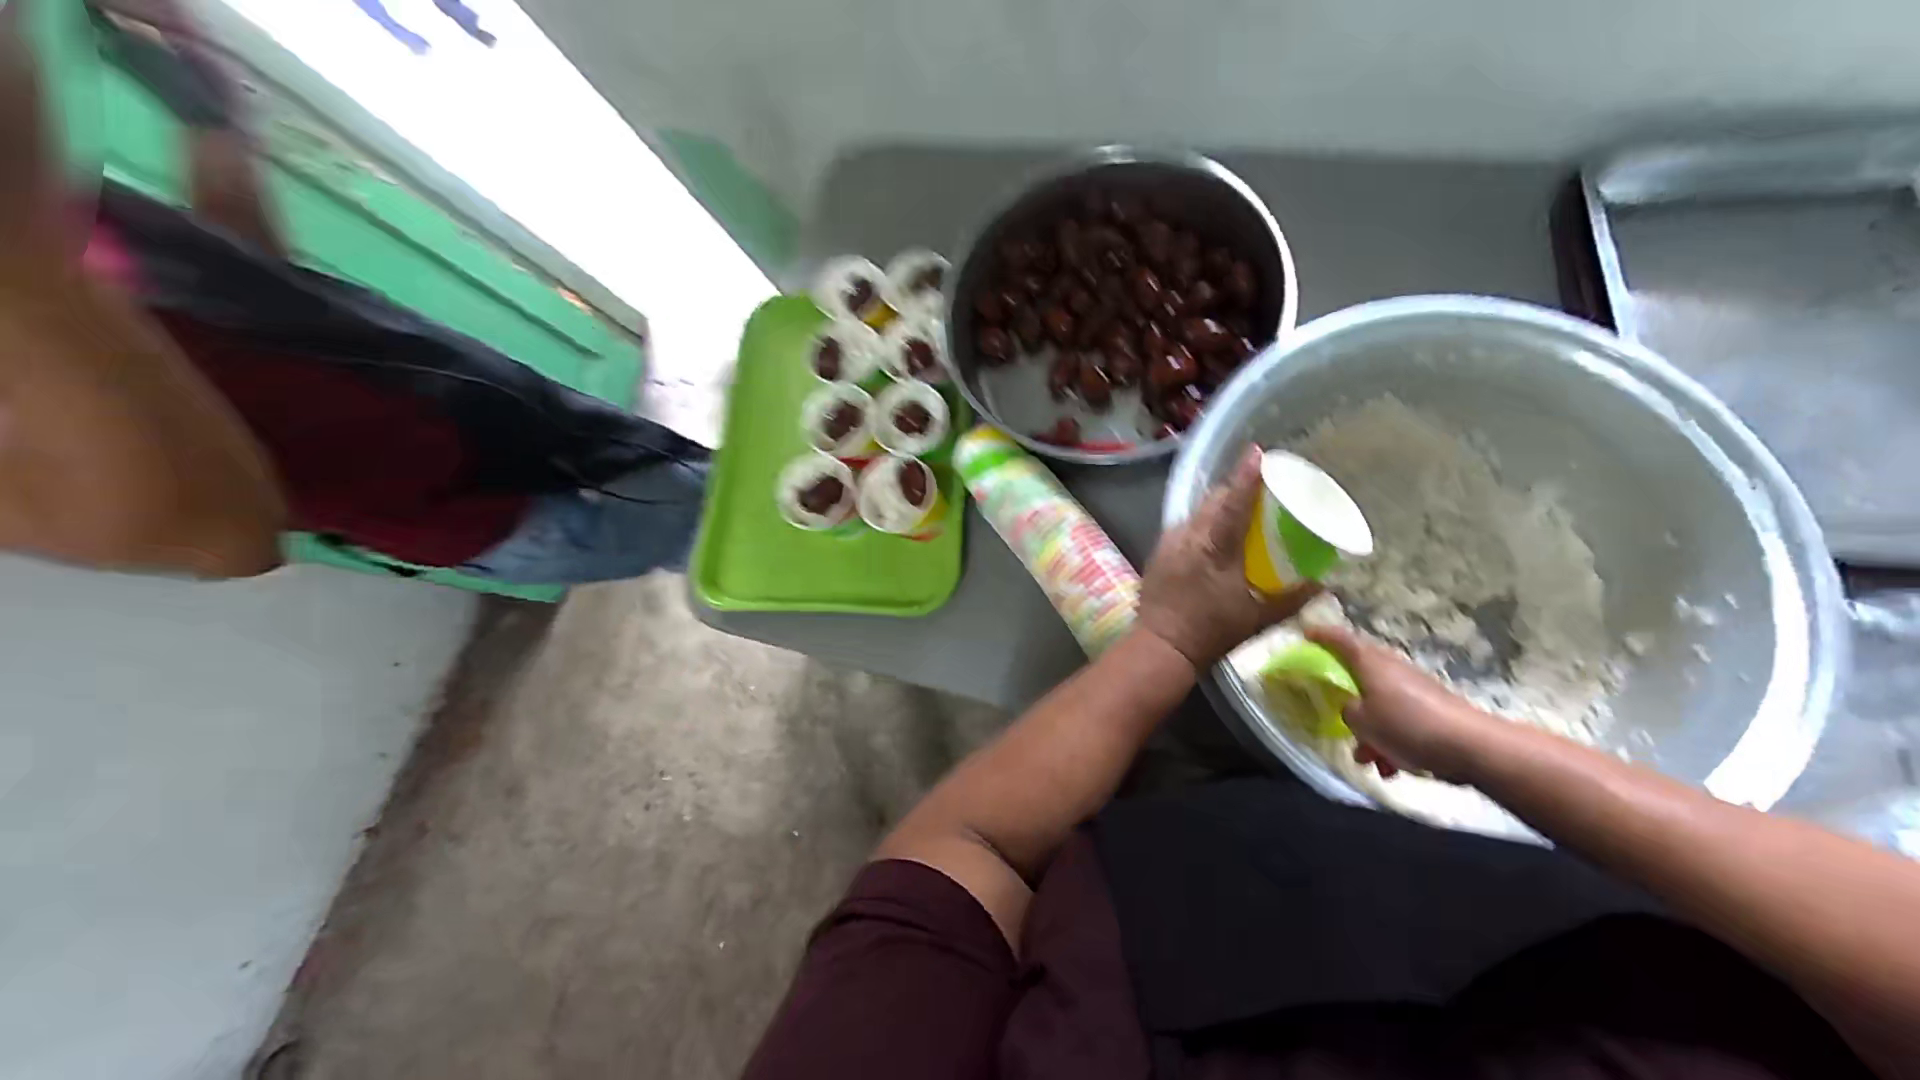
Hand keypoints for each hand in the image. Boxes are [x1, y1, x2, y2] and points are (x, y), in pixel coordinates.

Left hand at [1138, 446, 1319, 669]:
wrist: (1160, 646)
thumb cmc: (1211, 632)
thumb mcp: (1258, 619)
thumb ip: (1292, 599)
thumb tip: (1324, 584)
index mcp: (1214, 549)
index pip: (1233, 504)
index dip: (1247, 477)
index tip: (1257, 452)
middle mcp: (1188, 538)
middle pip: (1212, 500)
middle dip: (1234, 488)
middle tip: (1257, 486)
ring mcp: (1168, 543)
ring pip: (1196, 512)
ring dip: (1216, 505)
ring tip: (1236, 508)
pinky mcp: (1158, 553)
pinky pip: (1184, 527)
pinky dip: (1201, 523)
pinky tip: (1210, 535)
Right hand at [1305, 624, 1505, 782]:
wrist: (1472, 746)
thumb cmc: (1407, 725)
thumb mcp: (1361, 721)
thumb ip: (1347, 711)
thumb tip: (1352, 709)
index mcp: (1370, 663)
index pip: (1340, 639)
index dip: (1322, 636)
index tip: (1306, 634)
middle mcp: (1392, 669)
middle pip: (1360, 674)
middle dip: (1346, 698)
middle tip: (1332, 710)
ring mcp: (1416, 689)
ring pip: (1380, 705)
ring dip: (1370, 730)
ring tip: (1367, 759)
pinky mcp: (1434, 710)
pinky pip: (1402, 722)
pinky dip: (1392, 741)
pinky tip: (1392, 767)